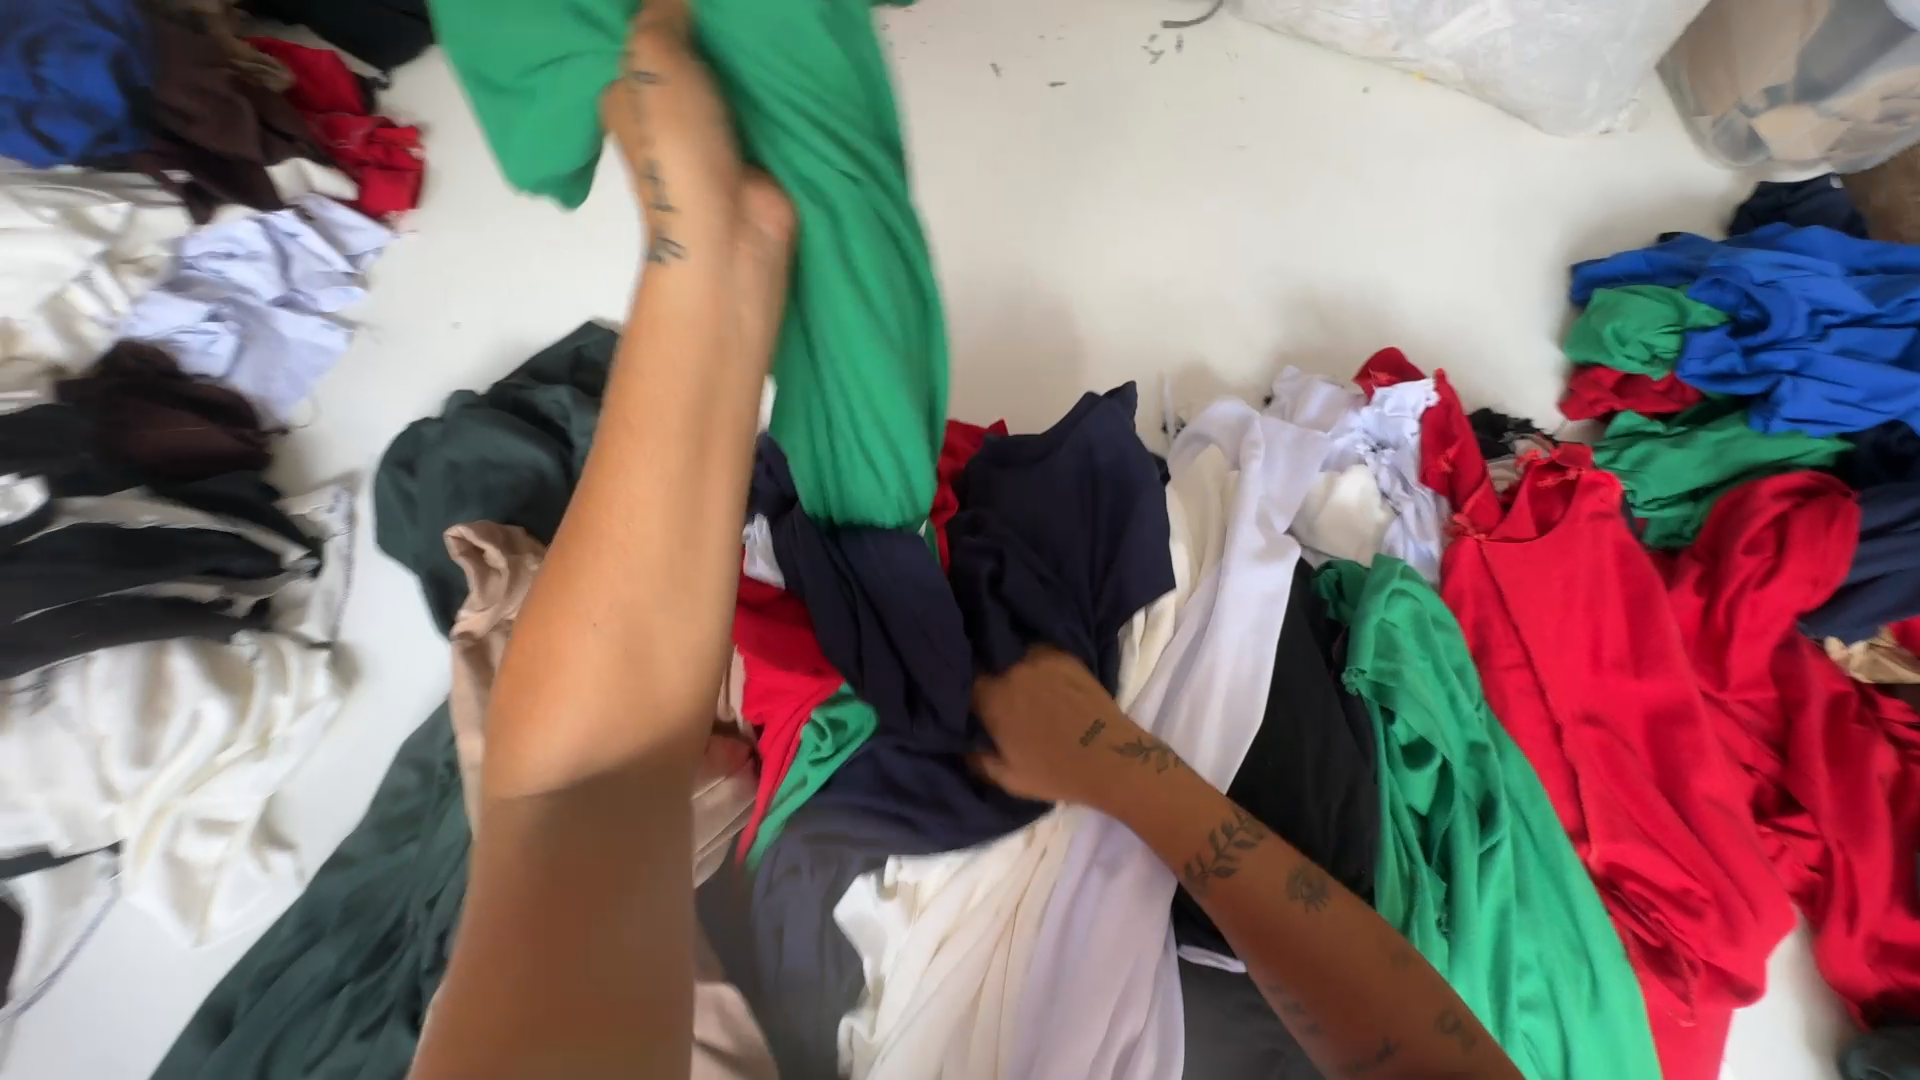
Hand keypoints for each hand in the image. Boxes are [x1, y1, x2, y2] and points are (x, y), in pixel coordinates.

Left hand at [602, 0, 793, 291]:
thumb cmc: (679, 149)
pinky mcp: (764, 153)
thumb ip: (662, 12)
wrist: (732, 232)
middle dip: (718, 31)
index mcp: (629, 95)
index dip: (670, 13)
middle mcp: (671, 116)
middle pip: (696, 54)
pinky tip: (797, 57)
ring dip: (756, 56)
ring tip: (775, 21)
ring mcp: (720, 137)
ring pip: (737, 78)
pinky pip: (773, 107)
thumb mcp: (653, 59)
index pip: (644, 37)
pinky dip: (783, 86)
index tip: (697, 0)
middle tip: (744, 7)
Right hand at [972, 647, 1178, 808]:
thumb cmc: (1055, 772)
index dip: (960, 685)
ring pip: (1009, 650)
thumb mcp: (1007, 778)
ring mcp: (1037, 658)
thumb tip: (960, 744)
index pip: (961, 679)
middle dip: (981, 668)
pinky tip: (1033, 667)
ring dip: (1004, 659)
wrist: (1110, 758)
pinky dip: (1029, 656)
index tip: (963, 694)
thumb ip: (975, 759)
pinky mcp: (1062, 654)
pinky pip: (1035, 648)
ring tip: (1008, 671)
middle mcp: (1009, 670)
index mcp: (989, 698)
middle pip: (984, 659)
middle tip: (984, 681)